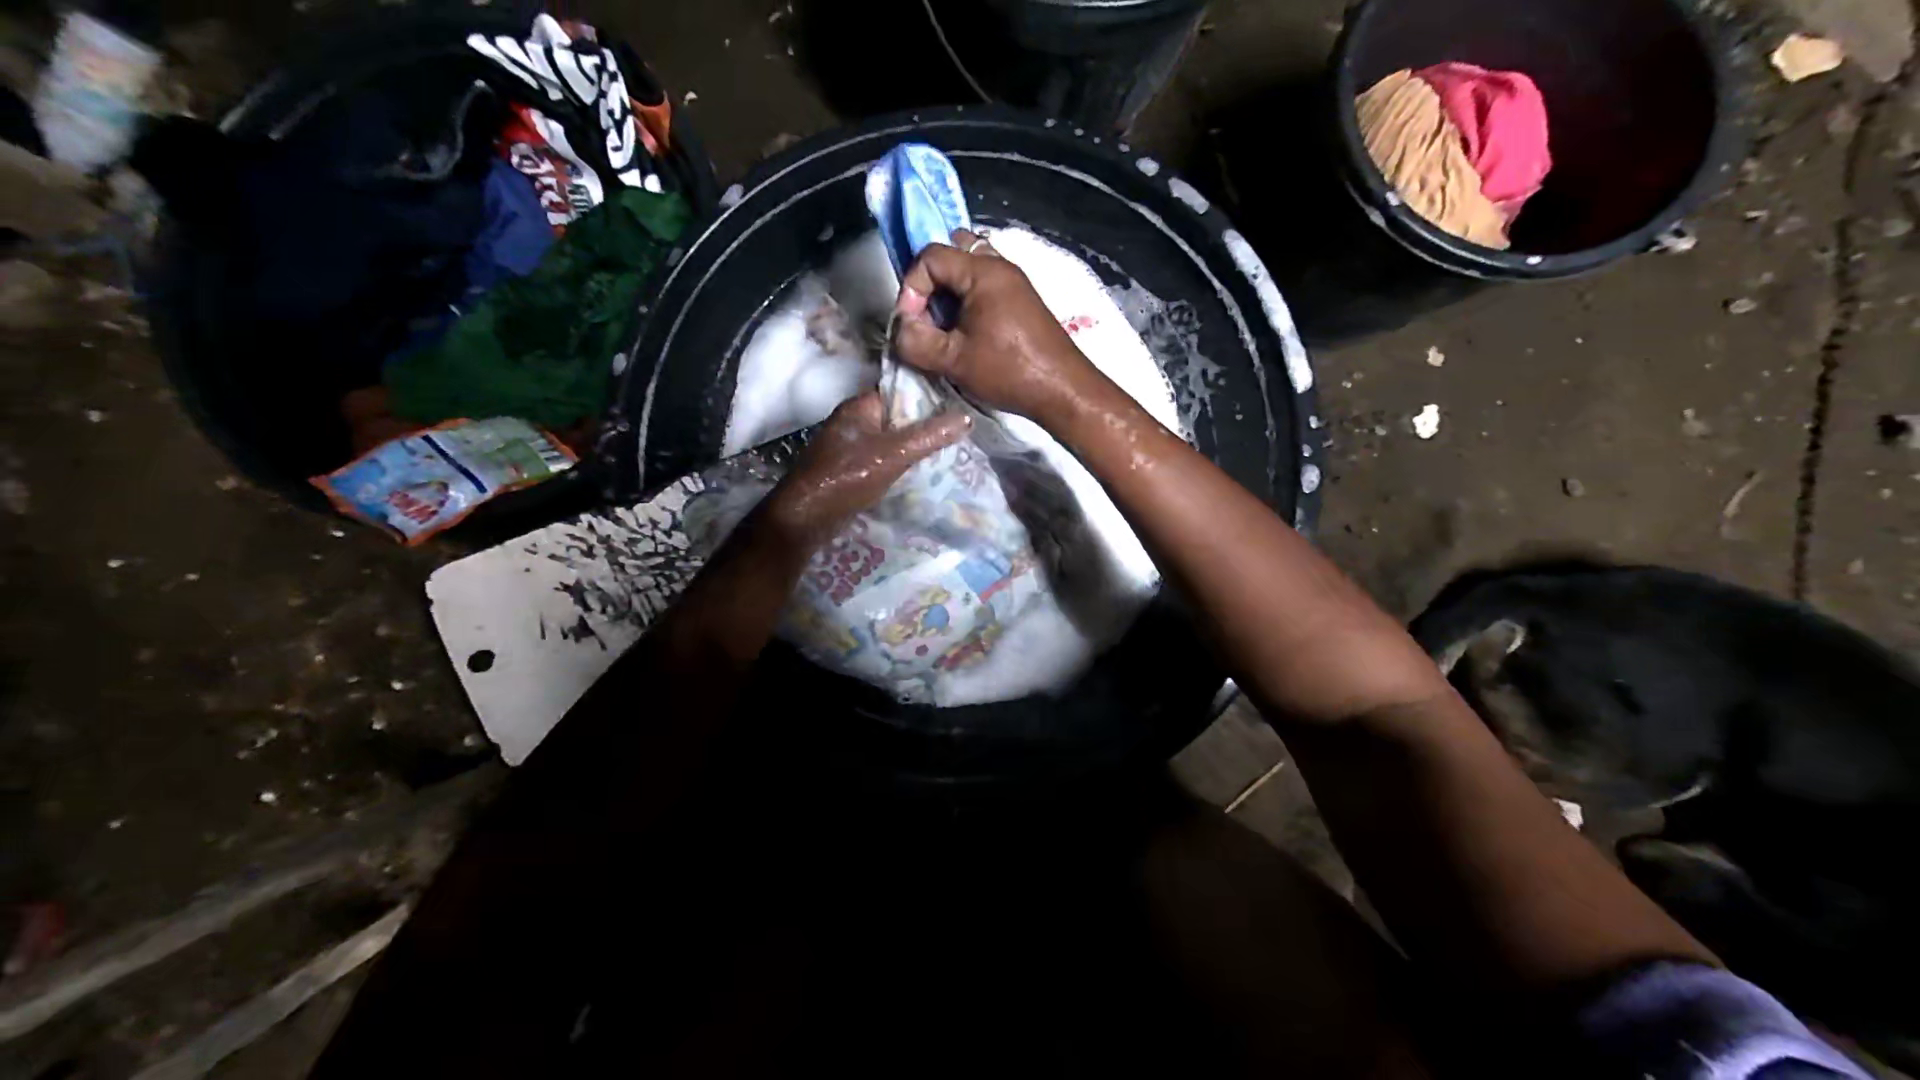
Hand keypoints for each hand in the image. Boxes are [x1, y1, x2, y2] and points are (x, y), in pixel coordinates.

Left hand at [759, 392, 970, 548]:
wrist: (807, 518)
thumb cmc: (848, 478)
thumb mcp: (895, 454)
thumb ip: (930, 436)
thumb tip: (967, 417)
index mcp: (860, 406)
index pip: (900, 389)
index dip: (928, 393)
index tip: (958, 401)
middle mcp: (853, 421)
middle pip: (897, 415)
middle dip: (925, 422)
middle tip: (959, 428)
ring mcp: (849, 445)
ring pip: (890, 438)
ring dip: (913, 444)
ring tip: (949, 447)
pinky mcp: (849, 468)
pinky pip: (882, 457)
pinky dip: (900, 461)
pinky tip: (921, 469)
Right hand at [893, 229, 1111, 423]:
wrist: (1062, 390)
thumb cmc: (1009, 371)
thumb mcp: (953, 360)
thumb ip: (914, 341)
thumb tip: (899, 329)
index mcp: (983, 271)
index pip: (930, 255)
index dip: (911, 287)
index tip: (912, 323)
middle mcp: (1000, 266)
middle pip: (951, 254)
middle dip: (929, 285)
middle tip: (925, 319)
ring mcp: (1013, 282)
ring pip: (968, 270)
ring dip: (948, 295)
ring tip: (943, 329)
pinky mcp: (1020, 301)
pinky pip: (983, 286)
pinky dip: (966, 302)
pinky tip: (964, 334)